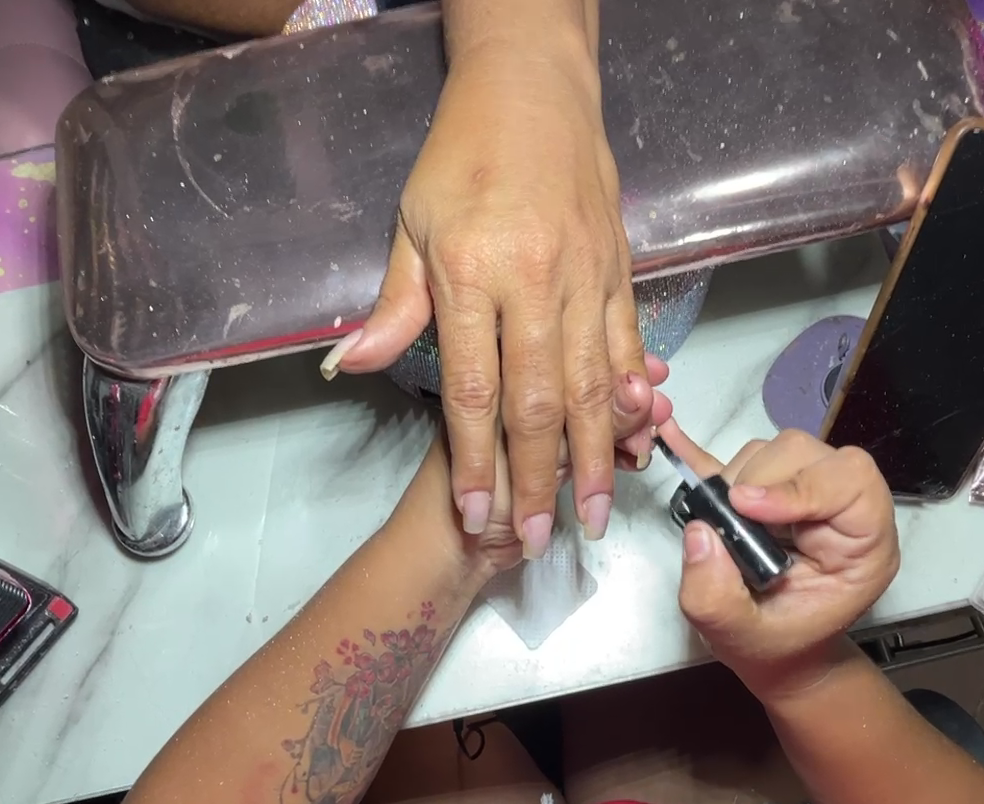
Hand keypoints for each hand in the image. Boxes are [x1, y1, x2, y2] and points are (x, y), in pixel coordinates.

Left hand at [328, 13, 665, 557]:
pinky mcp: (620, 272)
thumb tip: (345, 365)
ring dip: (597, 455)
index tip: (477, 517)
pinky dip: (633, 395)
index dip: (477, 462)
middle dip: (540, 479)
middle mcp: (535, 284)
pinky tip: (638, 436)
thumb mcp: (411, 227)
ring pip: (595, 385)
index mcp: (472, 276)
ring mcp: (585, 279)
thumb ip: (392, 308)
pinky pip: (628, 344)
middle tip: (543, 538)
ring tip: (598, 511)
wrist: (535, 86)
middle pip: (539, 404)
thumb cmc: (462, 158)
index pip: (474, 392)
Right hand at [658, 422, 900, 707]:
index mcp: (862, 546)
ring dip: (737, 477)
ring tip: (722, 520)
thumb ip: (717, 595)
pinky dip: (707, 455)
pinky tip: (674, 440)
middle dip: (759, 478)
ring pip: (775, 451)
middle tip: (729, 518)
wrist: (777, 652)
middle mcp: (840, 510)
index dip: (799, 484)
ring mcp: (804, 495)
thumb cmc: (774, 649)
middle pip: (808, 454)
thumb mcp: (741, 637)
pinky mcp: (766, 492)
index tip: (745, 506)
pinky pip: (741, 461)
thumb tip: (701, 532)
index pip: (851, 481)